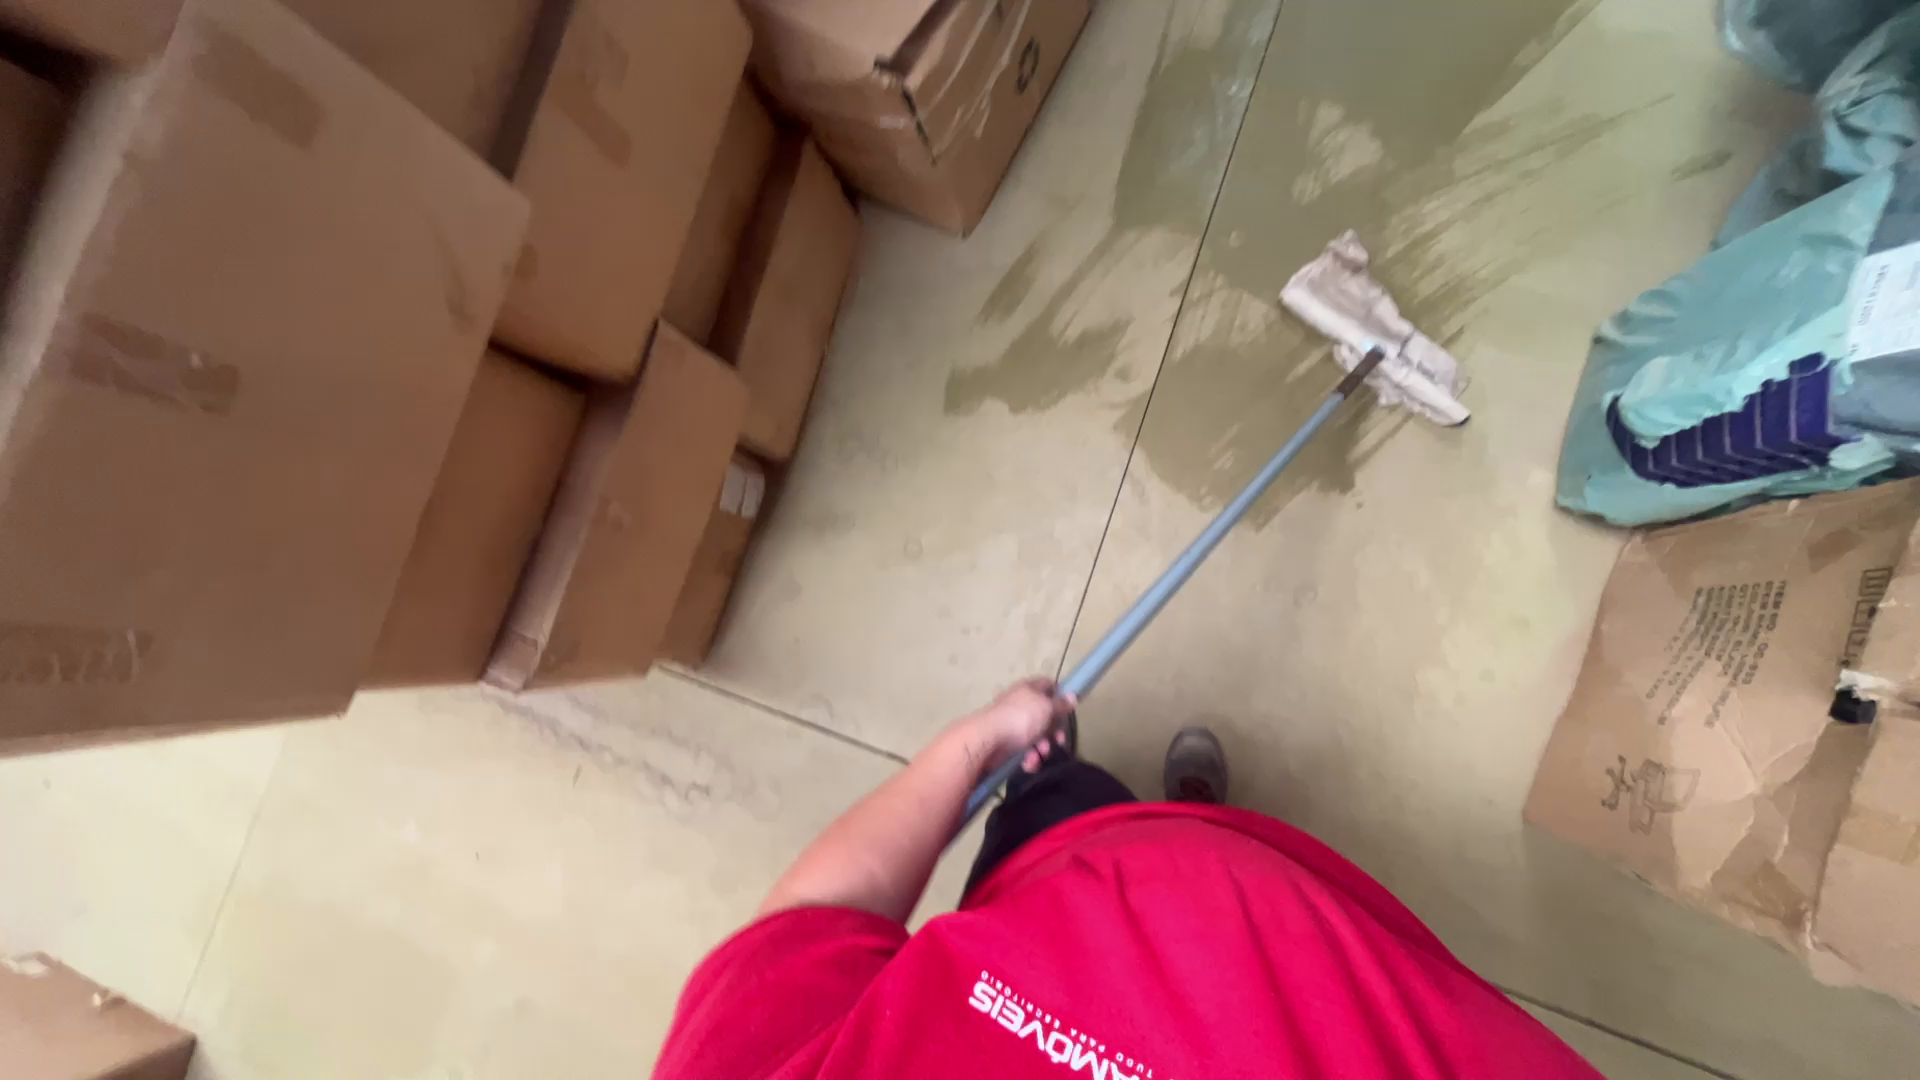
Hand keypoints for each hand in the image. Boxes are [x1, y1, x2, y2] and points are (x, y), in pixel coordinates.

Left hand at [950, 677, 1075, 779]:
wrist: (988, 740)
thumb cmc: (1020, 718)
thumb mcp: (1046, 708)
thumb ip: (1060, 704)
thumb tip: (1072, 696)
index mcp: (1028, 689)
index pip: (1048, 685)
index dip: (1060, 695)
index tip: (1068, 709)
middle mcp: (1020, 704)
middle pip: (1044, 715)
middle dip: (1054, 731)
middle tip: (1059, 740)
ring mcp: (1012, 724)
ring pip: (1036, 736)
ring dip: (1042, 748)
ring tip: (1040, 754)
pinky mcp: (1006, 743)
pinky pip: (1024, 750)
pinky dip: (1029, 758)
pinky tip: (1028, 763)